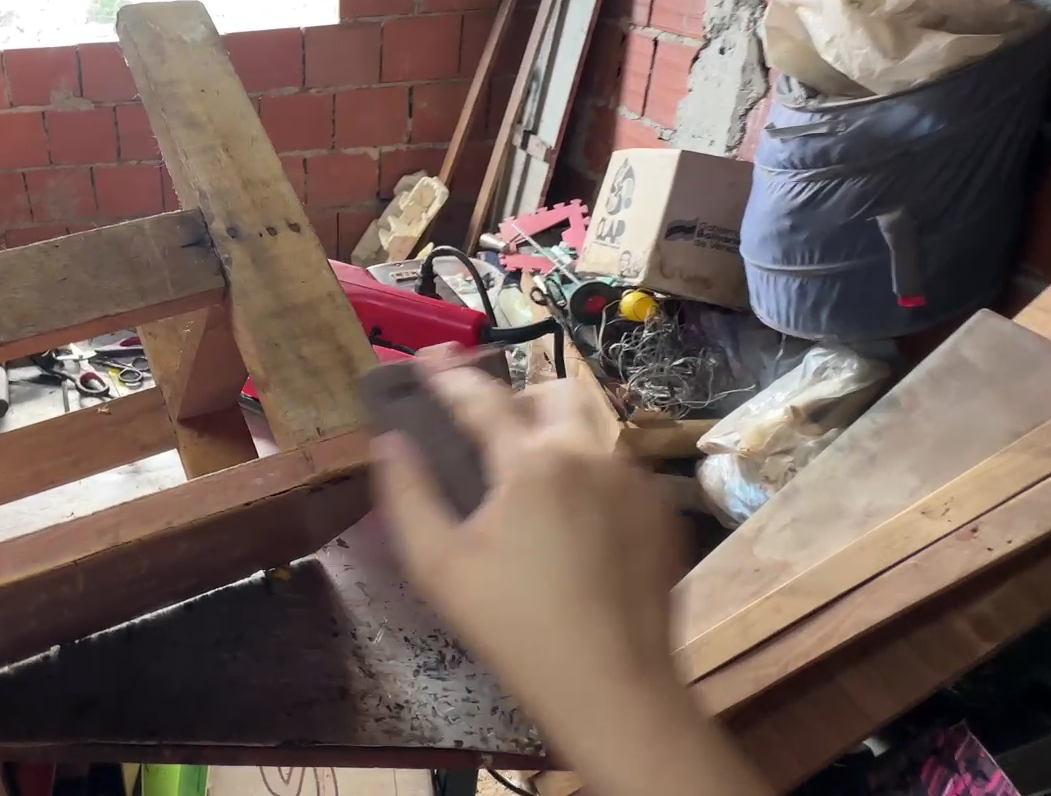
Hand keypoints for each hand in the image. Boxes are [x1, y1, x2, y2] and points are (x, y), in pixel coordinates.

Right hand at [372, 346, 683, 698]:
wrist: (615, 692)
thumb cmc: (512, 624)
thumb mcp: (436, 563)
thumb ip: (405, 491)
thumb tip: (390, 440)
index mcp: (531, 462)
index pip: (482, 397)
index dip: (448, 374)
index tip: (426, 357)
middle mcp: (589, 456)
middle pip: (553, 391)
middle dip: (516, 395)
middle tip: (488, 428)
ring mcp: (634, 483)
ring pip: (590, 427)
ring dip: (553, 432)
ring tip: (529, 476)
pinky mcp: (660, 514)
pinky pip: (617, 466)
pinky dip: (586, 470)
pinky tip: (571, 518)